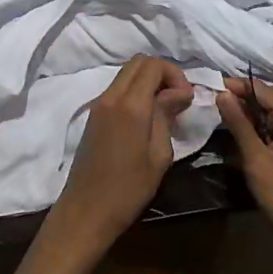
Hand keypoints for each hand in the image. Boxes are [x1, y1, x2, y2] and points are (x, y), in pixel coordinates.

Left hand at [51, 57, 194, 250]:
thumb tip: (179, 91)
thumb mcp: (159, 155)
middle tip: (177, 98)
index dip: (175, 75)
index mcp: (130, 105)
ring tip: (164, 107)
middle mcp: (111, 96)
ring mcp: (99, 104)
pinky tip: (147, 116)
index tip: (187, 99)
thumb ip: (166, 115)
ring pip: (126, 73)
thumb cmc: (128, 189)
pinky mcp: (94, 115)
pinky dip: (135, 90)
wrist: (86, 212)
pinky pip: (118, 87)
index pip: (153, 65)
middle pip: (138, 61)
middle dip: (162, 72)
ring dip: (148, 80)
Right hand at [218, 78, 272, 259]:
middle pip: (263, 99)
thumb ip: (239, 124)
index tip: (207, 84)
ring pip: (265, 115)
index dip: (234, 85)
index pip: (260, 88)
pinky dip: (252, 129)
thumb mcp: (257, 159)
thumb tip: (222, 93)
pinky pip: (269, 129)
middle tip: (206, 99)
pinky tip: (233, 133)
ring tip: (214, 113)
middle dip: (237, 99)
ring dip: (243, 114)